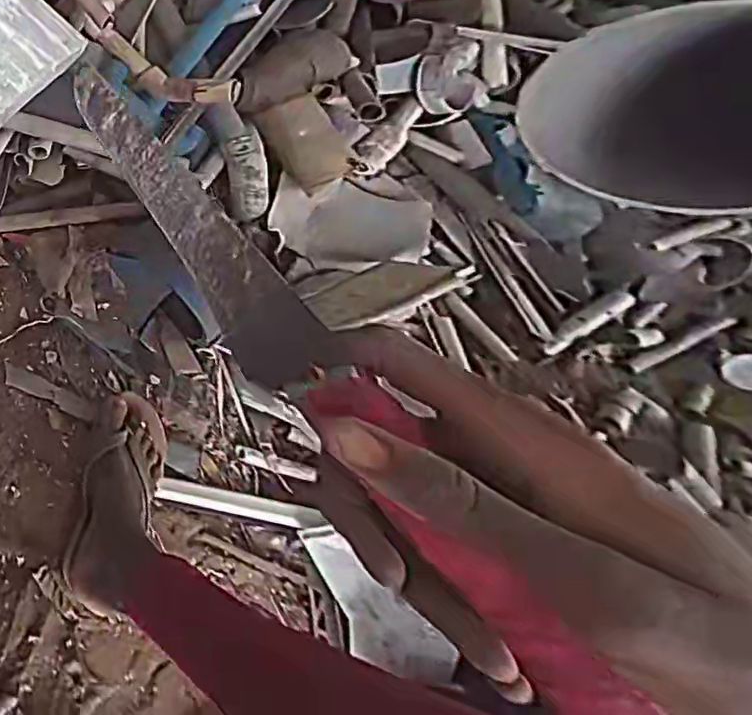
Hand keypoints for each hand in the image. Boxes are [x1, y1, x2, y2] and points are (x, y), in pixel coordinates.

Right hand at [310, 328, 751, 714]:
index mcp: (514, 435)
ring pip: (386, 502)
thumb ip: (452, 498)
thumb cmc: (729, 646)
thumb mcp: (582, 577)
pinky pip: (419, 547)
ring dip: (409, 573)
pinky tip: (489, 644)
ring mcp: (487, 496)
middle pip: (367, 442)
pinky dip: (437, 598)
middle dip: (368, 513)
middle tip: (394, 572)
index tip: (297, 419)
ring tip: (475, 638)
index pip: (389, 358)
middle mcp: (490, 454)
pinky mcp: (487, 539)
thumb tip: (339, 428)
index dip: (328, 370)